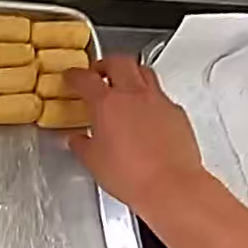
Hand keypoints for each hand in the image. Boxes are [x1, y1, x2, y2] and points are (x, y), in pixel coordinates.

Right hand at [63, 57, 216, 221]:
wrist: (169, 185)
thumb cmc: (131, 174)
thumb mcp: (93, 161)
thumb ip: (82, 144)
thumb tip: (78, 140)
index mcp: (107, 104)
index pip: (85, 79)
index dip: (74, 75)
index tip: (71, 77)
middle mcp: (134, 95)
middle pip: (119, 61)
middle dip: (104, 64)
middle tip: (97, 72)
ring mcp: (158, 101)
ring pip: (144, 71)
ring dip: (130, 72)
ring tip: (123, 83)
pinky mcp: (175, 112)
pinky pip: (161, 94)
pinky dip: (149, 96)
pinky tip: (145, 110)